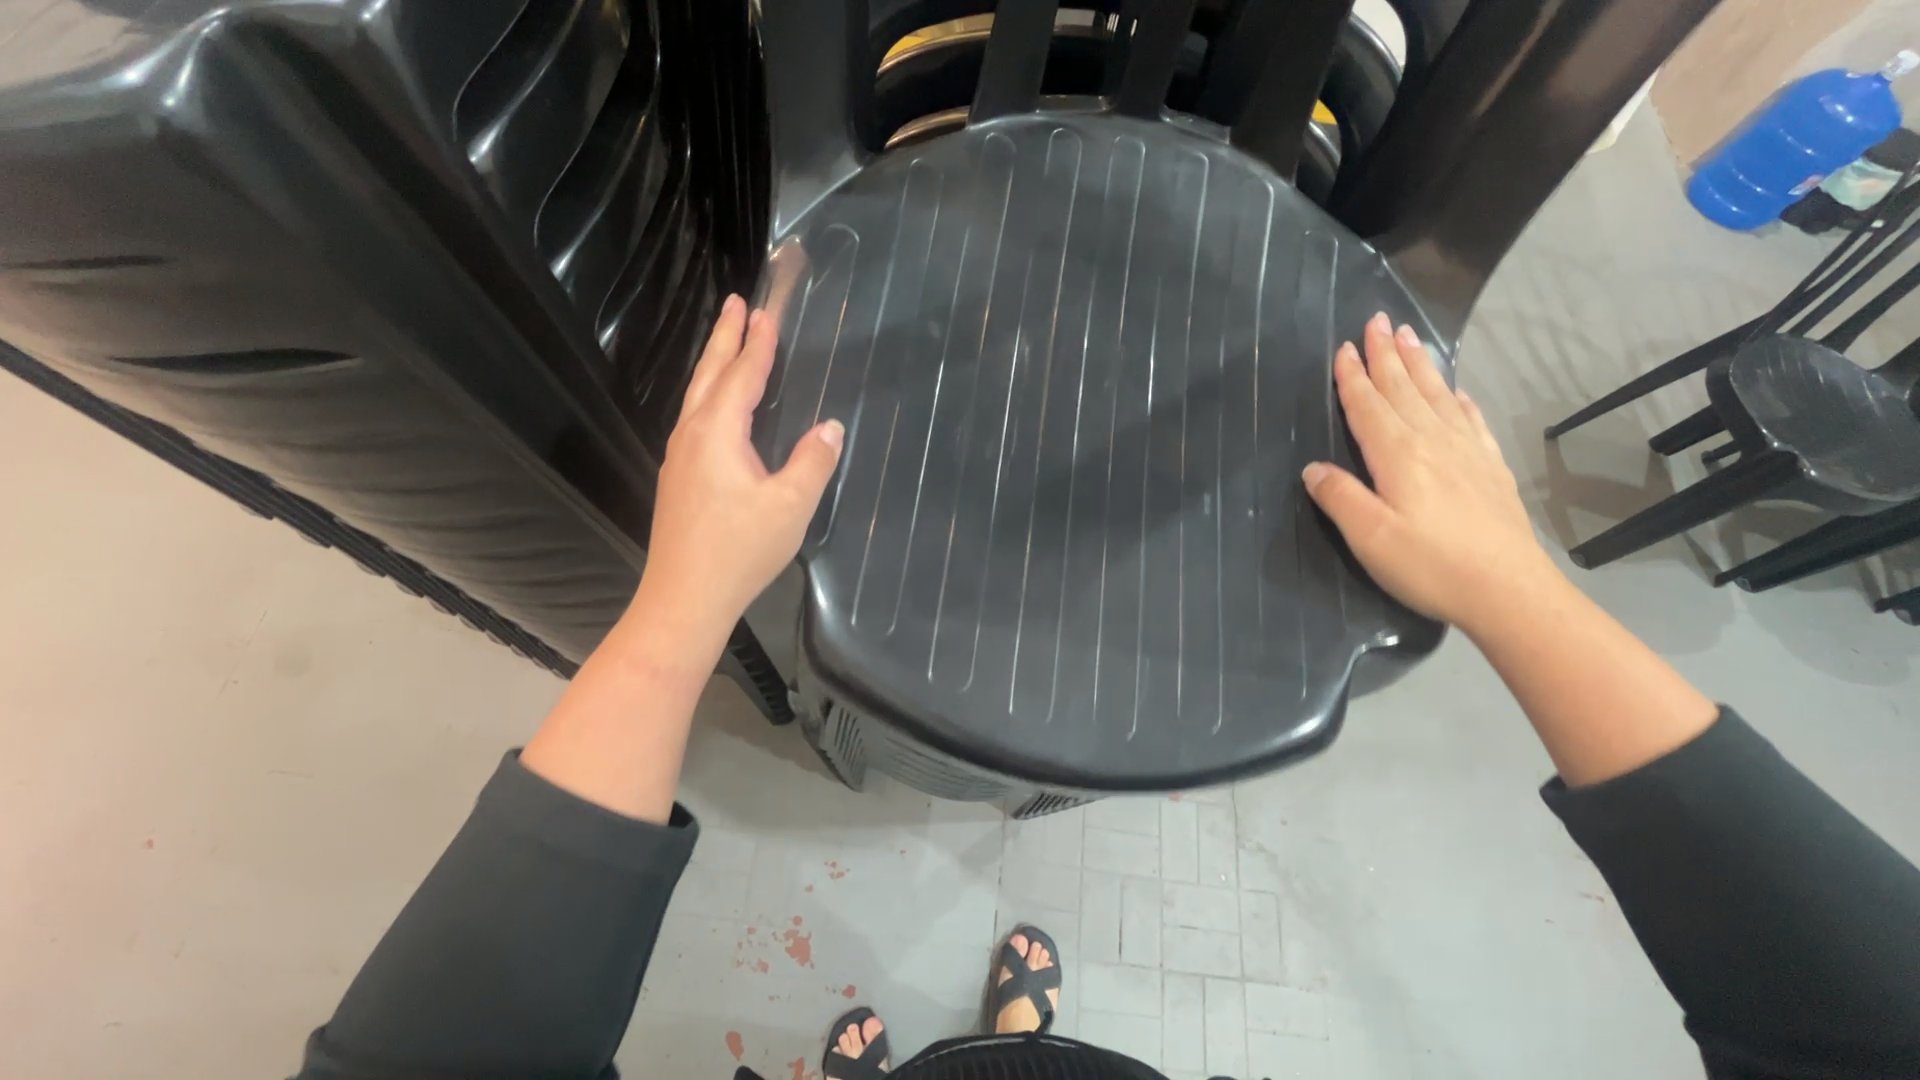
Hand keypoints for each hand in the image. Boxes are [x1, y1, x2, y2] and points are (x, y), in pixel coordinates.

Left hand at [636, 294, 843, 634]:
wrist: (684, 597)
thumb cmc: (739, 551)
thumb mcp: (790, 506)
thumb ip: (813, 462)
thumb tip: (830, 428)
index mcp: (717, 433)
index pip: (742, 376)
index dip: (758, 344)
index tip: (766, 311)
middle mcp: (692, 436)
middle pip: (708, 374)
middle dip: (723, 337)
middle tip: (734, 302)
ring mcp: (678, 458)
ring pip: (696, 396)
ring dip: (713, 364)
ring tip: (726, 342)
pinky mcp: (677, 479)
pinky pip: (694, 418)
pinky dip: (709, 395)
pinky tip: (717, 407)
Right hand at [1303, 312, 1558, 632]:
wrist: (1509, 591)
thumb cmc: (1430, 565)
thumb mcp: (1369, 537)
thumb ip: (1340, 498)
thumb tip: (1314, 468)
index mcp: (1398, 456)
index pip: (1369, 407)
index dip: (1353, 377)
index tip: (1343, 347)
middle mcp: (1433, 443)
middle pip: (1404, 390)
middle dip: (1387, 356)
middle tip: (1378, 321)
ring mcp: (1468, 453)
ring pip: (1437, 397)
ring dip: (1420, 366)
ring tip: (1410, 337)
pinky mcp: (1490, 470)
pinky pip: (1471, 422)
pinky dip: (1459, 400)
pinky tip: (1456, 392)